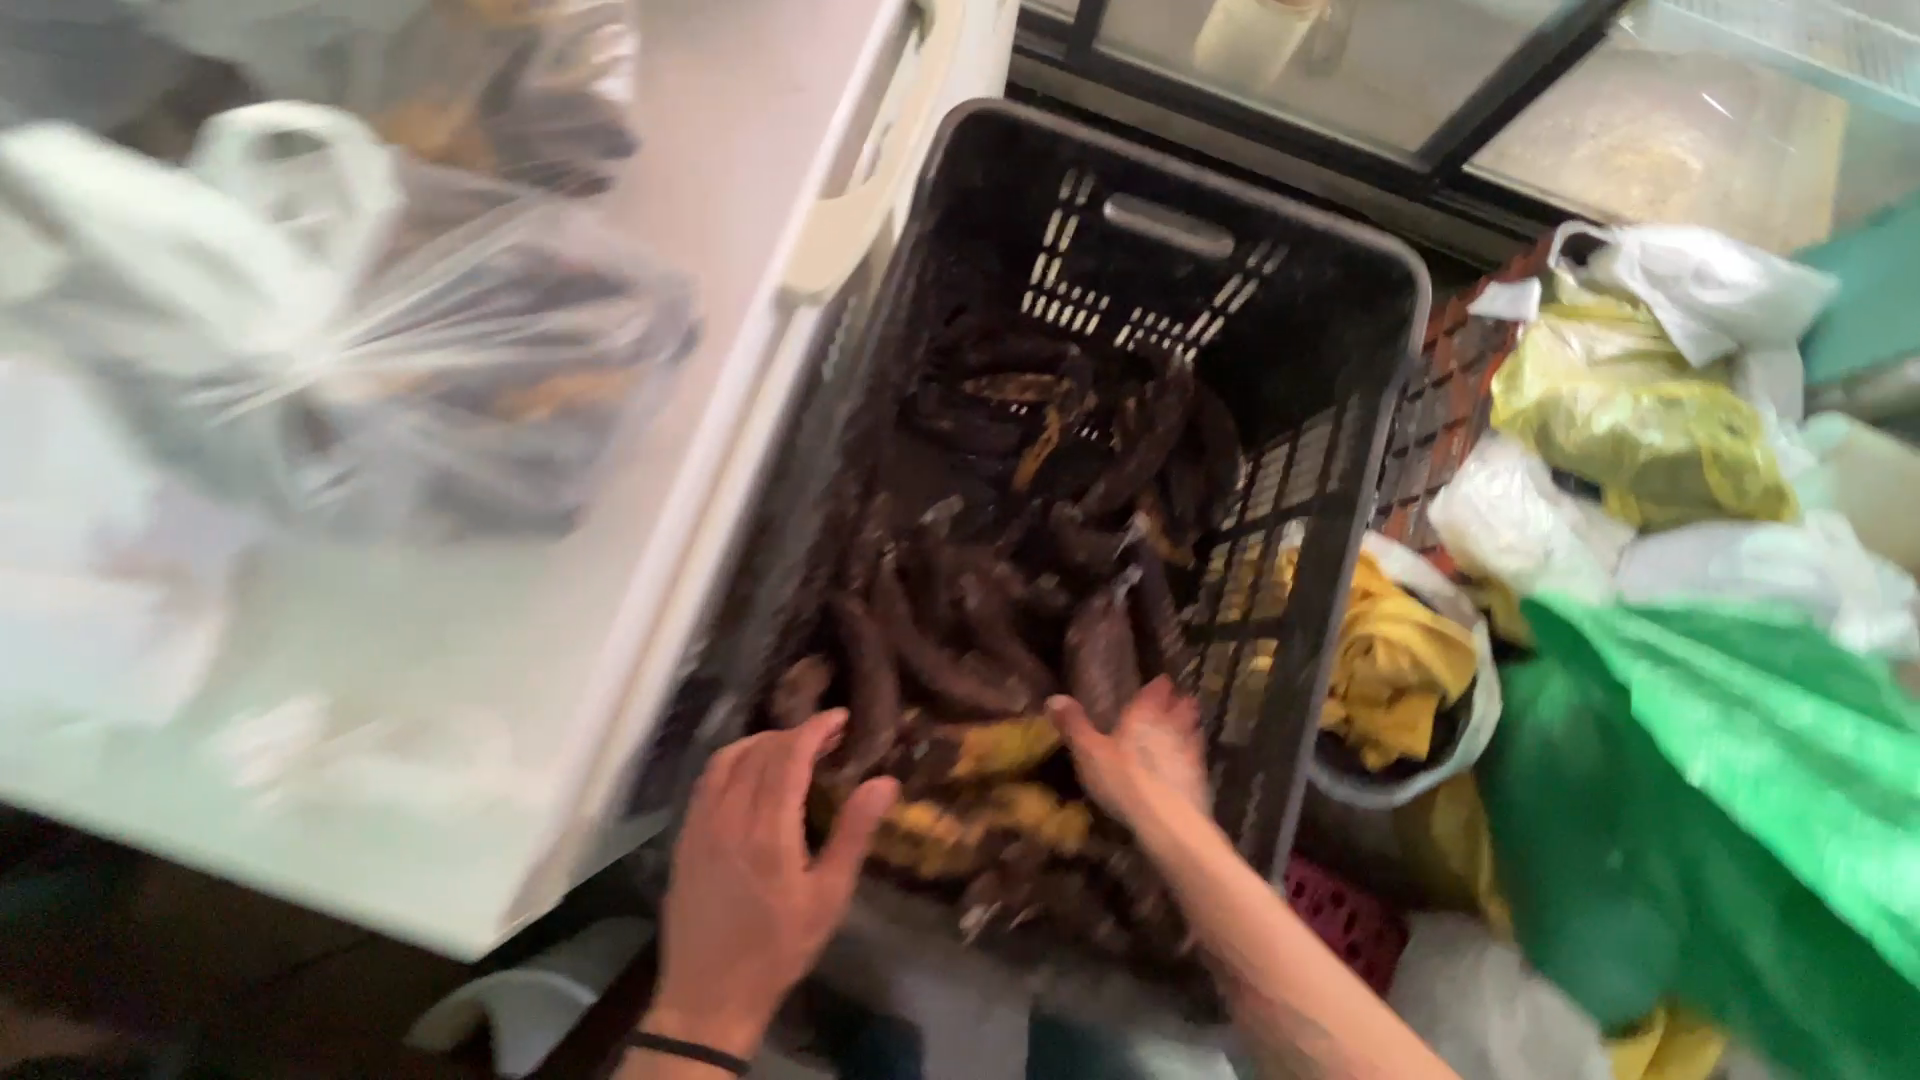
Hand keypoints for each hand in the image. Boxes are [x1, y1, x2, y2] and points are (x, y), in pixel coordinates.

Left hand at [646, 710, 899, 1056]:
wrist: (708, 996)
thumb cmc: (779, 947)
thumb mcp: (829, 896)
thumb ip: (854, 833)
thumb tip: (884, 781)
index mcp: (768, 831)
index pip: (789, 756)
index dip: (815, 728)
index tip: (840, 718)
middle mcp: (728, 817)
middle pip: (760, 750)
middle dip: (795, 733)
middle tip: (826, 737)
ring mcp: (699, 825)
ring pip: (727, 758)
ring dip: (762, 742)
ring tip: (791, 748)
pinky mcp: (684, 837)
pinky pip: (707, 780)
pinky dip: (734, 761)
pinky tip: (752, 774)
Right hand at [1047, 676, 1209, 831]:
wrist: (1167, 821)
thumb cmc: (1123, 780)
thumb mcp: (1089, 752)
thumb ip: (1073, 725)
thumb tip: (1053, 697)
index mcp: (1142, 716)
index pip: (1154, 692)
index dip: (1159, 685)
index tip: (1163, 679)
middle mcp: (1168, 728)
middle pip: (1179, 709)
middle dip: (1180, 703)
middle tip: (1184, 698)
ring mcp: (1187, 752)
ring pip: (1191, 730)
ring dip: (1191, 724)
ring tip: (1192, 722)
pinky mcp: (1198, 778)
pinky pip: (1197, 758)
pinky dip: (1194, 754)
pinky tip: (1192, 759)